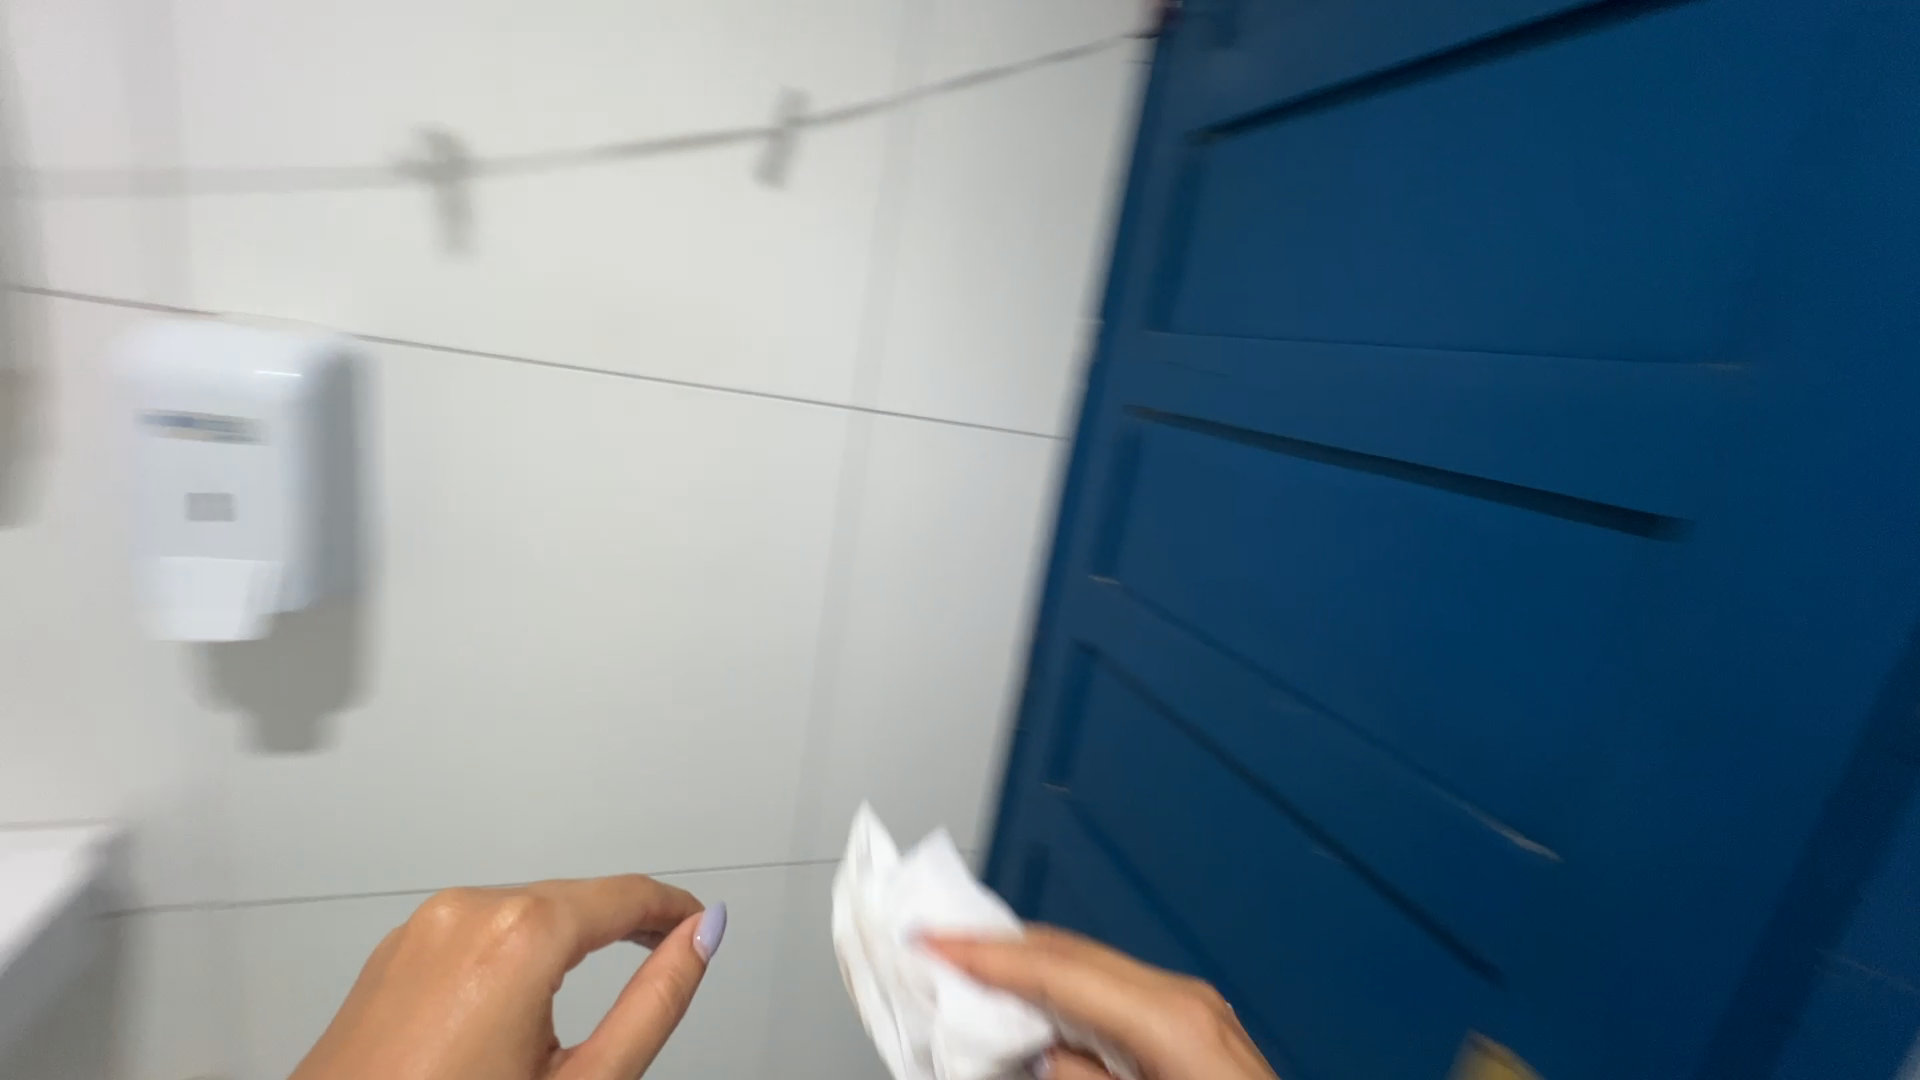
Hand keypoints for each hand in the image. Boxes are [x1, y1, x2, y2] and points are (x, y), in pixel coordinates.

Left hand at [290, 875, 727, 1079]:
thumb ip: (658, 1000)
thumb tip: (703, 933)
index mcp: (520, 936)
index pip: (628, 894)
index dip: (674, 908)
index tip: (698, 925)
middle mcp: (469, 911)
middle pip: (580, 898)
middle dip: (625, 923)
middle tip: (664, 955)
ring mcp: (424, 926)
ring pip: (533, 909)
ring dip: (574, 934)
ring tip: (603, 976)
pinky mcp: (395, 949)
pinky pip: (484, 926)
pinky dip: (522, 947)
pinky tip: (529, 993)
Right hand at [928, 926, 1278, 1079]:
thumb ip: (1078, 1079)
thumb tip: (1040, 1048)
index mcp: (1170, 1020)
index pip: (1056, 967)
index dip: (986, 952)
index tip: (932, 939)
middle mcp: (1181, 998)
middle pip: (1069, 951)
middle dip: (1001, 949)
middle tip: (940, 950)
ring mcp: (1190, 1005)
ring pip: (1086, 965)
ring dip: (1028, 969)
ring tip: (974, 977)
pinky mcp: (1190, 1022)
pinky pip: (1109, 989)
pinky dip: (1064, 992)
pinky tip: (1037, 1008)